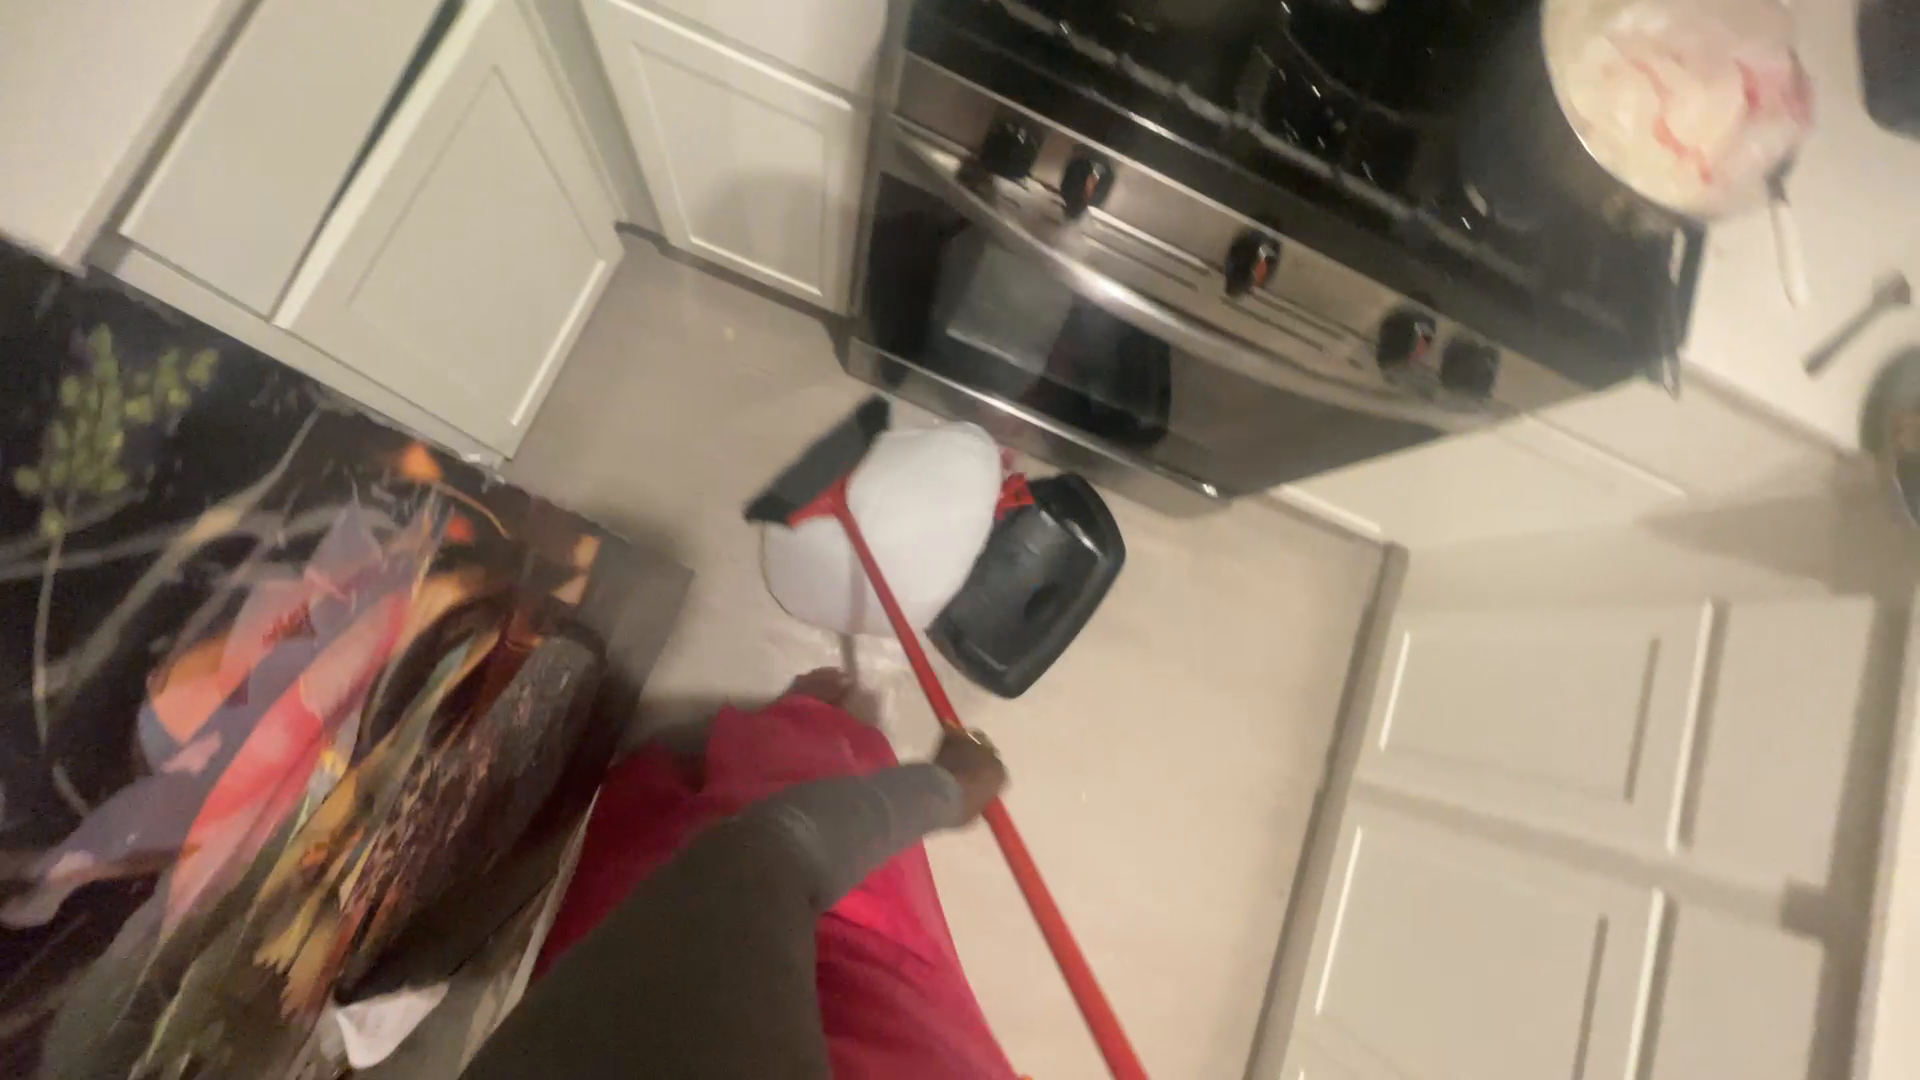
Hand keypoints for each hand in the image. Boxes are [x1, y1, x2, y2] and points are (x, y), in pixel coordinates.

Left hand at [933, 730, 1007, 825]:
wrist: (942, 795)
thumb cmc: (961, 809)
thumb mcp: (976, 811)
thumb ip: (980, 798)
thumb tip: (975, 796)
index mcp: (1000, 775)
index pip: (997, 770)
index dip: (986, 772)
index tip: (977, 777)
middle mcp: (991, 755)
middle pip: (988, 750)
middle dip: (979, 754)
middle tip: (965, 762)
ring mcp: (973, 743)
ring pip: (973, 737)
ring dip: (966, 742)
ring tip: (954, 750)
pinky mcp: (955, 736)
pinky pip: (954, 731)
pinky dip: (950, 734)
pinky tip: (945, 739)